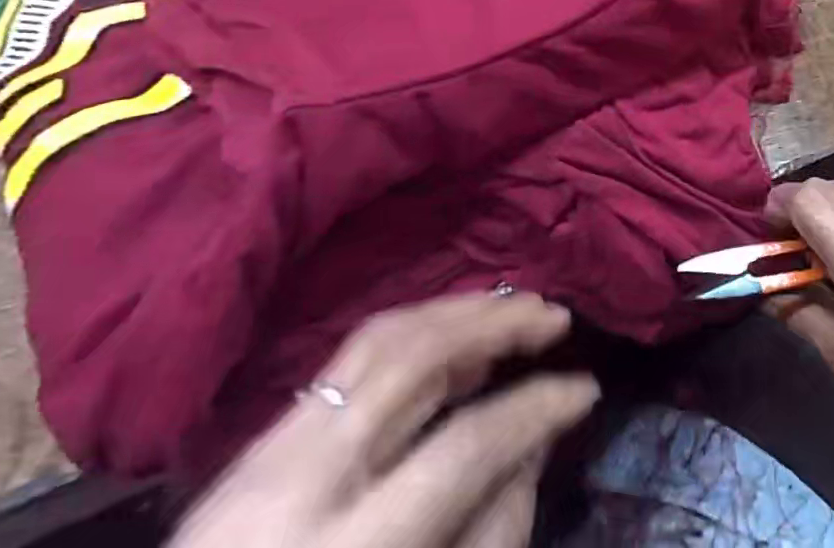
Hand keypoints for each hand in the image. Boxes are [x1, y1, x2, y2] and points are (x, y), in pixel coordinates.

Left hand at [172, 293, 598, 547]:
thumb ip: (498, 522)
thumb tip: (537, 431)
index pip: (466, 444)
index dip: (539, 406)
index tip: (587, 391)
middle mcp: (296, 490)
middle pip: (414, 363)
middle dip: (499, 326)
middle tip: (557, 317)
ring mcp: (258, 465)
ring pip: (376, 342)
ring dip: (460, 313)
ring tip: (517, 311)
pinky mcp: (247, 455)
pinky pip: (347, 363)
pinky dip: (418, 336)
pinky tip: (458, 341)